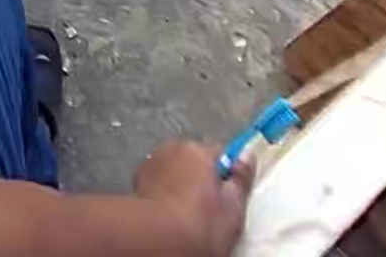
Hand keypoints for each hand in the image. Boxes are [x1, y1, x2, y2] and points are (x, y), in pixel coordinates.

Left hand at [133, 141, 253, 256]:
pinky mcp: (138, 178)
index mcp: (199, 150)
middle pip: (195, 160)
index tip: (228, 195)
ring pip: (175, 169)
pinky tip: (167, 212)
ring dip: (180, 183)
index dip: (226, 174)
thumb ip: (241, 179)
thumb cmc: (200, 224)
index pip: (221, 153)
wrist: (157, 239)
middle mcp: (175, 147)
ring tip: (185, 213)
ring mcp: (153, 160)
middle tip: (207, 209)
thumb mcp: (232, 209)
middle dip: (200, 178)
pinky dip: (163, 191)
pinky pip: (158, 180)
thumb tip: (247, 155)